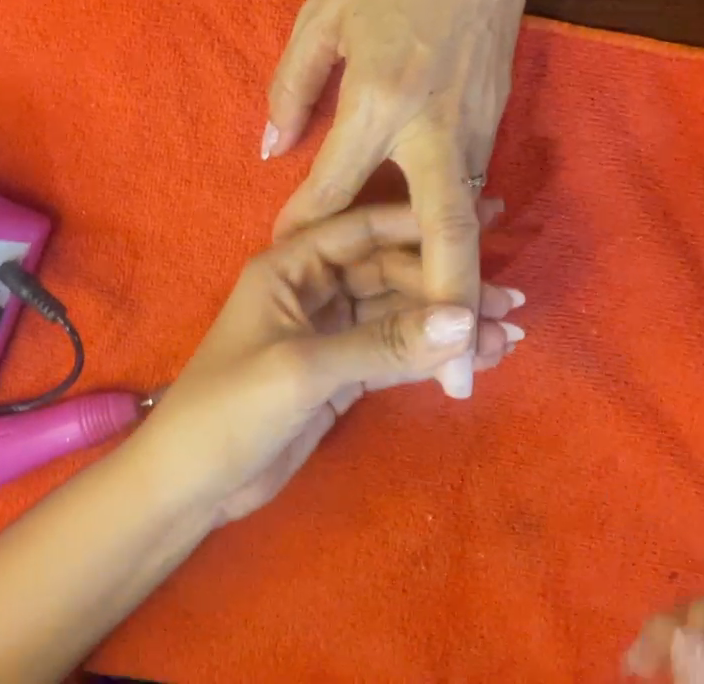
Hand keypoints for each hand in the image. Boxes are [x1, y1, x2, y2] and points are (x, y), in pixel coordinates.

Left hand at [131, 204, 525, 527]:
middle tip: (510, 298)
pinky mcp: (341, 372)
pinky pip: (395, 352)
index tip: (483, 222)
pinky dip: (431, 354)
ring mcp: (328, 331)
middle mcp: (311, 288)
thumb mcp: (304, 370)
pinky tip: (476, 358)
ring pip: (398, 314)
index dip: (420, 226)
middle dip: (445, 284)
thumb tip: (467, 320)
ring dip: (447, 322)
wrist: (193, 481)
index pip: (363, 230)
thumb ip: (382, 344)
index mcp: (288, 265)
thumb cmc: (230, 408)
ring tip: (509, 332)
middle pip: (388, 272)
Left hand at [264, 0, 575, 399]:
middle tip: (452, 386)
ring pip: (465, 221)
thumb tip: (272, 151)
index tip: (286, 281)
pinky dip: (460, 234)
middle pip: (444, 239)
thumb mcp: (324, 15)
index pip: (334, 192)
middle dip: (447, 316)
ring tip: (456, 350)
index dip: (305, 233)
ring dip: (462, 286)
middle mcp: (434, 130)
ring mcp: (475, 128)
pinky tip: (445, 264)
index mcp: (379, 102)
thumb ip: (293, 90)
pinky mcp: (496, 119)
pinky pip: (470, 189)